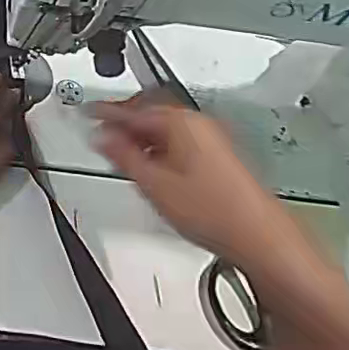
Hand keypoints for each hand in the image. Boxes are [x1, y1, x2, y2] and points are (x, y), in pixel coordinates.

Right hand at [92, 98, 292, 264]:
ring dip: (140, 139)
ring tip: (120, 154)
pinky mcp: (218, 158)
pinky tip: (150, 169)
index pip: (131, 109)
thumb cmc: (217, 213)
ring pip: (164, 131)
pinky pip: (179, 143)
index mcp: (181, 123)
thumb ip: (122, 155)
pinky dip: (158, 150)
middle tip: (99, 131)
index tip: (87, 113)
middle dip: (123, 125)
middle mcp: (199, 126)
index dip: (104, 112)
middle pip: (150, 115)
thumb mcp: (152, 184)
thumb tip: (103, 138)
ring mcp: (212, 141)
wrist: (261, 240)